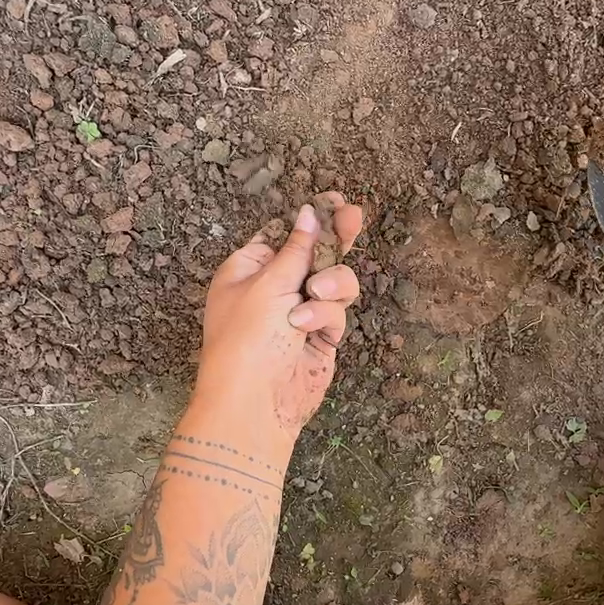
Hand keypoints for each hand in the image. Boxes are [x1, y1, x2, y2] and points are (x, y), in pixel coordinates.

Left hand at [194, 194, 365, 448]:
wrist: (255, 404)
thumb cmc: (248, 338)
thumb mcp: (270, 283)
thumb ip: (298, 248)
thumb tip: (308, 211)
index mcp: (249, 269)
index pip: (283, 234)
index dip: (309, 219)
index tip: (334, 200)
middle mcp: (274, 288)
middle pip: (314, 254)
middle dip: (334, 240)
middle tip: (355, 217)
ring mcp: (299, 313)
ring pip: (334, 283)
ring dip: (332, 284)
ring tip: (318, 293)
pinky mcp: (320, 337)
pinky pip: (335, 313)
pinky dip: (327, 318)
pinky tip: (310, 329)